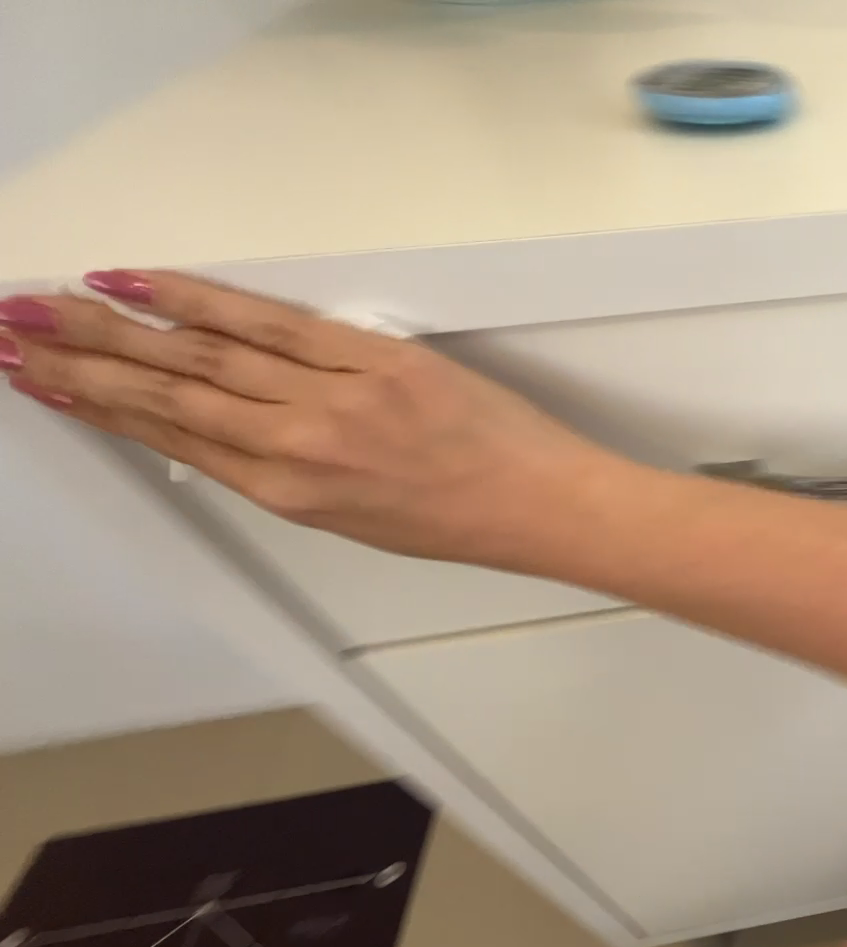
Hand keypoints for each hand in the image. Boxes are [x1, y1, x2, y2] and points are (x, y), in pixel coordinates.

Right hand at [0, 271, 613, 569]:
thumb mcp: (366, 519)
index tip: (45, 380)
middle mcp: (301, 448)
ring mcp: (339, 401)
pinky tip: (142, 282)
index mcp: (296, 497)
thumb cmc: (470, 521)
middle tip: (7, 328)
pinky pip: (274, 323)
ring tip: (44, 301)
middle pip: (171, 391)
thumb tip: (239, 434)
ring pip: (206, 352)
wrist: (548, 506)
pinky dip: (203, 299)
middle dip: (80, 359)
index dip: (102, 406)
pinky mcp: (383, 363)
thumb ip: (299, 478)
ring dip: (114, 323)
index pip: (176, 439)